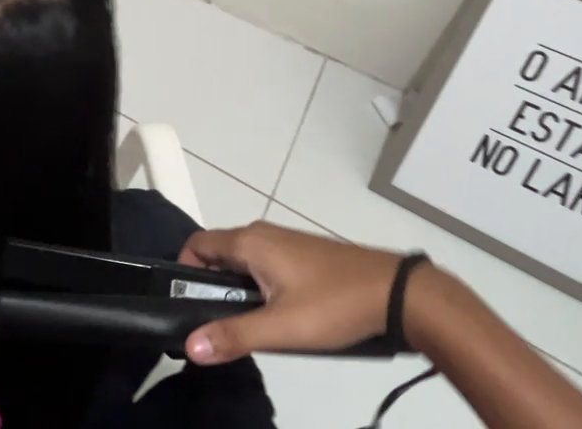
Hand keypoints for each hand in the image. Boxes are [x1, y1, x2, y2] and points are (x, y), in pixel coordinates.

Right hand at [177, 222, 409, 364]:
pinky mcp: (304, 256)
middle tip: (217, 326)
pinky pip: (266, 266)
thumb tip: (190, 346)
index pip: (197, 244)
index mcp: (249, 241)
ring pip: (245, 263)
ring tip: (250, 328)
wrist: (398, 294)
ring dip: (238, 291)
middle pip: (219, 254)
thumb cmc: (334, 305)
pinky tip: (280, 318)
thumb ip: (235, 335)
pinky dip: (260, 288)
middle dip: (211, 288)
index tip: (187, 306)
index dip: (184, 271)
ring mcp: (285, 243)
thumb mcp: (282, 328)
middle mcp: (262, 234)